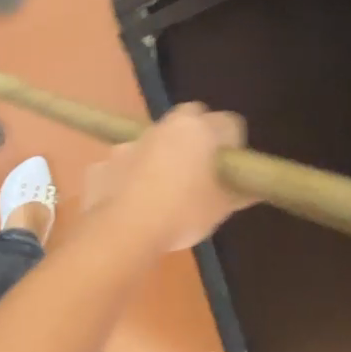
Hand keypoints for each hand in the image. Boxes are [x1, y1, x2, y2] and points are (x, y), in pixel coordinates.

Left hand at [85, 102, 256, 251]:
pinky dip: (124, 179)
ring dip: (155, 158)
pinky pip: (118, 168)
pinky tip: (127, 204)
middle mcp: (161, 128)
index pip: (228, 123)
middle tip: (195, 170)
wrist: (122, 232)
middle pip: (186, 119)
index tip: (229, 168)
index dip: (231, 144)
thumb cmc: (182, 215)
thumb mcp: (220, 208)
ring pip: (148, 142)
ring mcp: (125, 145)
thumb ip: (239, 192)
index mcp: (198, 130)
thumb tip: (252, 189)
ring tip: (157, 192)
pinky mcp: (99, 167)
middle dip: (194, 137)